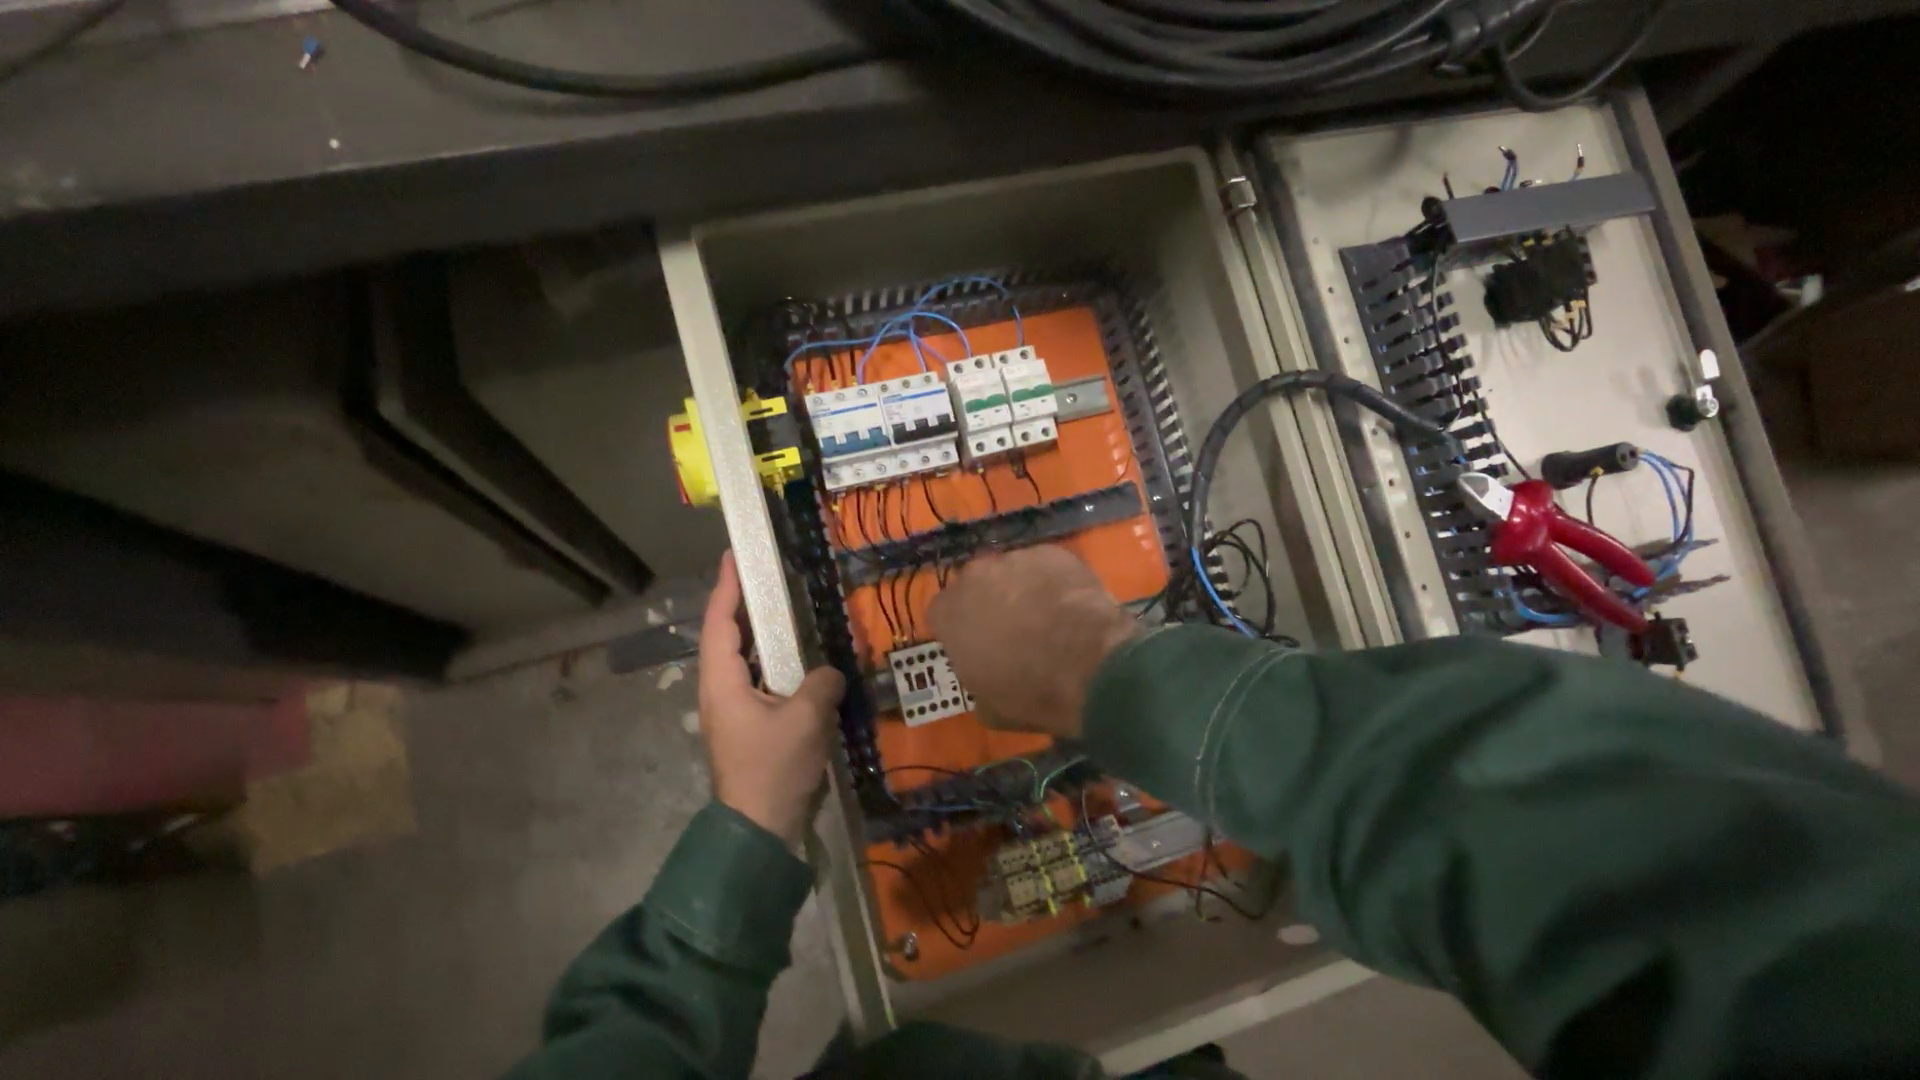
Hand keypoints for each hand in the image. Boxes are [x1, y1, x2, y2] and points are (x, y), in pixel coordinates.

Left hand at [698, 551, 845, 845]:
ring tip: (784, 610)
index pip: (719, 622)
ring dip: (761, 635)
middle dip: (743, 604)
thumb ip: (821, 684)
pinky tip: (798, 661)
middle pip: (727, 636)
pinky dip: (774, 664)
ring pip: (744, 661)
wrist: (758, 828)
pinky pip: (759, 682)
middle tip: (766, 575)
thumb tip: (830, 672)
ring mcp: (732, 711)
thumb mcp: (806, 719)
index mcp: (722, 682)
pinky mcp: (747, 727)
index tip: (733, 555)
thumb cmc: (773, 768)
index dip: (726, 587)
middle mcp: (720, 690)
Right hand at [927, 546, 1135, 737]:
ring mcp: (1015, 559)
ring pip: (1012, 572)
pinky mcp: (1053, 553)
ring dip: (1022, 590)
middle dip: (989, 603)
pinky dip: (1054, 582)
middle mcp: (974, 576)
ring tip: (1048, 617)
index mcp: (949, 613)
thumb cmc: (1029, 692)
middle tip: (1013, 630)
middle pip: (975, 585)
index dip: (958, 629)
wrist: (1087, 666)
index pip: (941, 613)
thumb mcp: (988, 707)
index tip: (975, 645)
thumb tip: (986, 678)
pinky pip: (1046, 566)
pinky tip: (1071, 606)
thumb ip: (976, 680)